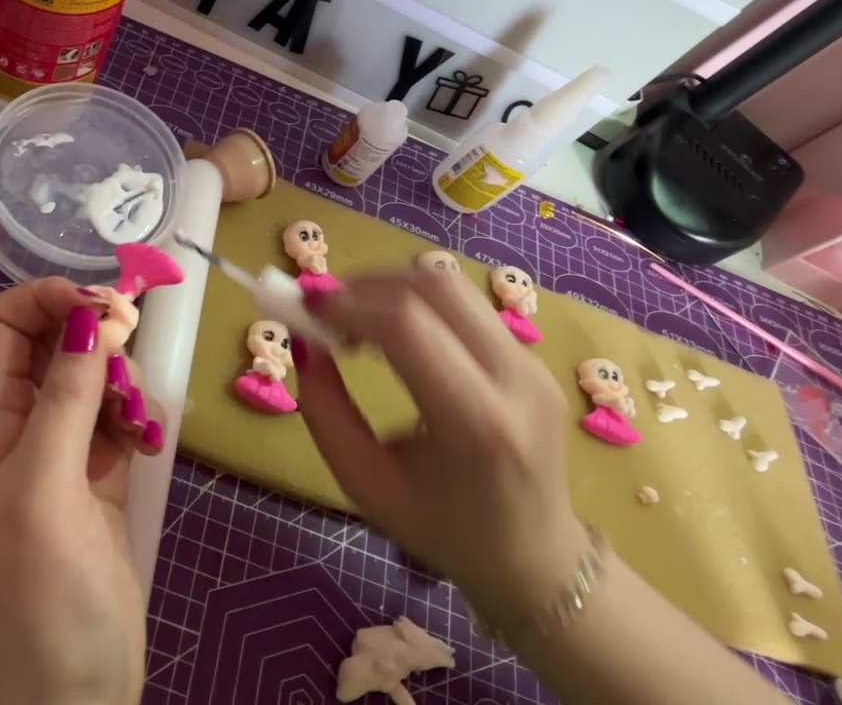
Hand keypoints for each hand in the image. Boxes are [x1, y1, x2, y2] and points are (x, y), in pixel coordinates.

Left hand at [0, 278, 163, 704]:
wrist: (65, 704)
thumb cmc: (36, 602)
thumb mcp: (42, 493)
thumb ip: (62, 402)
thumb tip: (89, 316)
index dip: (42, 301)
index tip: (101, 299)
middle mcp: (17, 430)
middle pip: (48, 346)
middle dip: (91, 330)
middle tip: (136, 340)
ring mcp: (61, 456)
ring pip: (89, 380)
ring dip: (119, 378)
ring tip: (139, 415)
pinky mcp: (99, 483)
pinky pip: (116, 421)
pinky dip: (135, 416)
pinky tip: (148, 441)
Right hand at [296, 271, 589, 625]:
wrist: (535, 558)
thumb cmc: (441, 529)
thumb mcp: (364, 483)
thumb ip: (325, 412)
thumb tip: (305, 344)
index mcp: (477, 425)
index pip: (409, 327)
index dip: (350, 304)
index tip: (307, 309)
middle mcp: (516, 381)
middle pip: (436, 288)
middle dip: (369, 284)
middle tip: (326, 307)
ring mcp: (532, 364)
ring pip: (453, 286)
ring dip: (393, 286)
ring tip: (355, 317)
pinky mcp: (533, 358)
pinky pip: (468, 308)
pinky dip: (418, 303)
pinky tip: (392, 334)